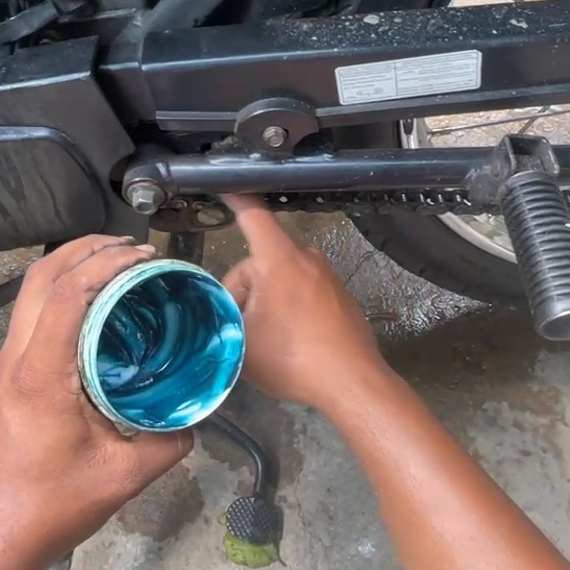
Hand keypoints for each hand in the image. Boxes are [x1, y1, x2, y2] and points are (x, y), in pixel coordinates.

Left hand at [0, 236, 193, 569]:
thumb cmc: (54, 505)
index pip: (67, 294)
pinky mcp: (10, 374)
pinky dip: (63, 288)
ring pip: (30, 289)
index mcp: (41, 374)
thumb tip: (195, 413)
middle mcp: (16, 358)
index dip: (107, 263)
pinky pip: (32, 310)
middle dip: (86, 249)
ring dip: (71, 264)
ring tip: (117, 261)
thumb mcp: (125, 475)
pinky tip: (96, 302)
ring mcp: (7, 364)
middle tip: (133, 246)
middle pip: (40, 276)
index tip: (145, 256)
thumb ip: (170, 440)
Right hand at [221, 194, 388, 409]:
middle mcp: (306, 258)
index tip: (225, 187)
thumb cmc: (293, 358)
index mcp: (279, 260)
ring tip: (263, 337)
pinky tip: (289, 339)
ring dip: (266, 298)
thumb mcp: (242, 343)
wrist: (352, 382)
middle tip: (237, 325)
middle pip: (261, 260)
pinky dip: (289, 305)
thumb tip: (216, 313)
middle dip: (243, 288)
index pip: (253, 217)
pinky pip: (303, 289)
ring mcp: (327, 275)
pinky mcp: (340, 294)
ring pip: (281, 276)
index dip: (236, 199)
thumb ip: (223, 320)